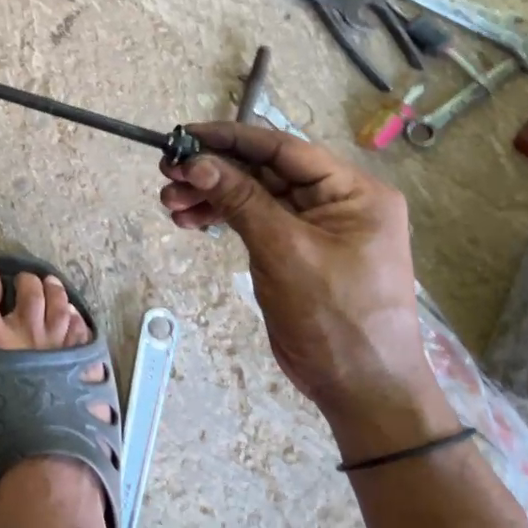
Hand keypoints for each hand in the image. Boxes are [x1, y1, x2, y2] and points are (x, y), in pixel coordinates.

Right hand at [158, 122, 457, 459]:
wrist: (361, 391)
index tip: (184, 136)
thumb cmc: (334, 316)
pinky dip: (219, 217)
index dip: (231, 138)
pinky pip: (251, 218)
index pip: (283, 149)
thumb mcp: (284, 250)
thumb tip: (196, 161)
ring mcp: (314, 226)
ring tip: (170, 203)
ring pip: (251, 193)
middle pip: (263, 170)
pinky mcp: (294, 248)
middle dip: (213, 171)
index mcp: (353, 193)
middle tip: (167, 173)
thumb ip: (240, 199)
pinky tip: (188, 221)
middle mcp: (337, 202)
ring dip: (209, 195)